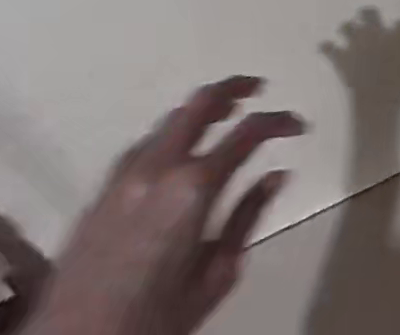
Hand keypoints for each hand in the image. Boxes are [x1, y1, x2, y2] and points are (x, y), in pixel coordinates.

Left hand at [25, 76, 306, 334]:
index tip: (297, 126)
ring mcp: (125, 174)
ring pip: (171, 118)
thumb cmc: (155, 321)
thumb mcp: (215, 277)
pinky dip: (172, 133)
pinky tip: (181, 151)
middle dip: (235, 87)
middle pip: (202, 102)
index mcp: (193, 188)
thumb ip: (247, 218)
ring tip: (225, 115)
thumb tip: (276, 175)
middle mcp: (159, 167)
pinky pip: (145, 143)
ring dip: (202, 109)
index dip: (278, 121)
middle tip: (259, 88)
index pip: (247, 133)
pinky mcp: (102, 189)